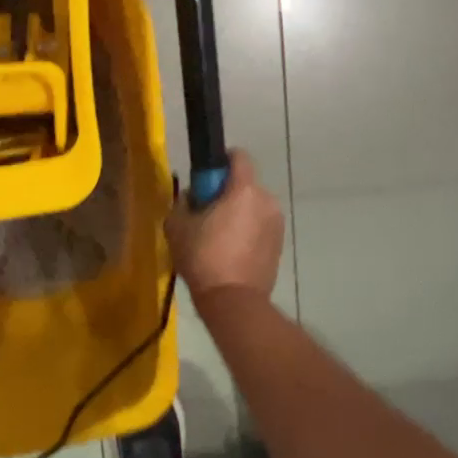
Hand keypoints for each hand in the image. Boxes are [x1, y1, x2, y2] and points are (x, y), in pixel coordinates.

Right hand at [166, 150, 284, 302]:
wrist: (233, 300)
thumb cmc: (203, 257)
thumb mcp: (178, 226)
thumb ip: (184, 202)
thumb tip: (193, 197)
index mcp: (244, 190)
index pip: (239, 156)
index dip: (220, 162)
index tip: (206, 179)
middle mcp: (267, 200)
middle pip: (245, 184)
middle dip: (227, 193)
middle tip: (206, 214)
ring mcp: (277, 223)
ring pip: (254, 207)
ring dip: (238, 214)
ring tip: (218, 238)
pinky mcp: (280, 244)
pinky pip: (260, 227)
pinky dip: (248, 232)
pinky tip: (231, 252)